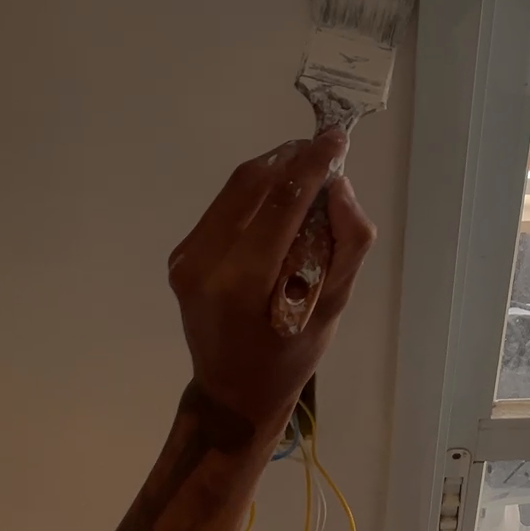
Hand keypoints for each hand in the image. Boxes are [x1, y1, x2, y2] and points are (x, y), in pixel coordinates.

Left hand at [167, 131, 376, 430]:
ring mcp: (187, 256)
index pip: (282, 202)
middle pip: (252, 182)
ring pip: (237, 186)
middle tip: (325, 152)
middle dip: (293, 158)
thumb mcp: (334, 307)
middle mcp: (205, 262)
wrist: (232, 391)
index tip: (337, 139)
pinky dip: (259, 189)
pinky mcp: (183, 253)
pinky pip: (226, 203)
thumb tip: (340, 186)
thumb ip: (346, 243)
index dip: (312, 164)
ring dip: (276, 168)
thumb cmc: (291, 355)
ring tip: (308, 170)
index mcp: (242, 282)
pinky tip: (281, 197)